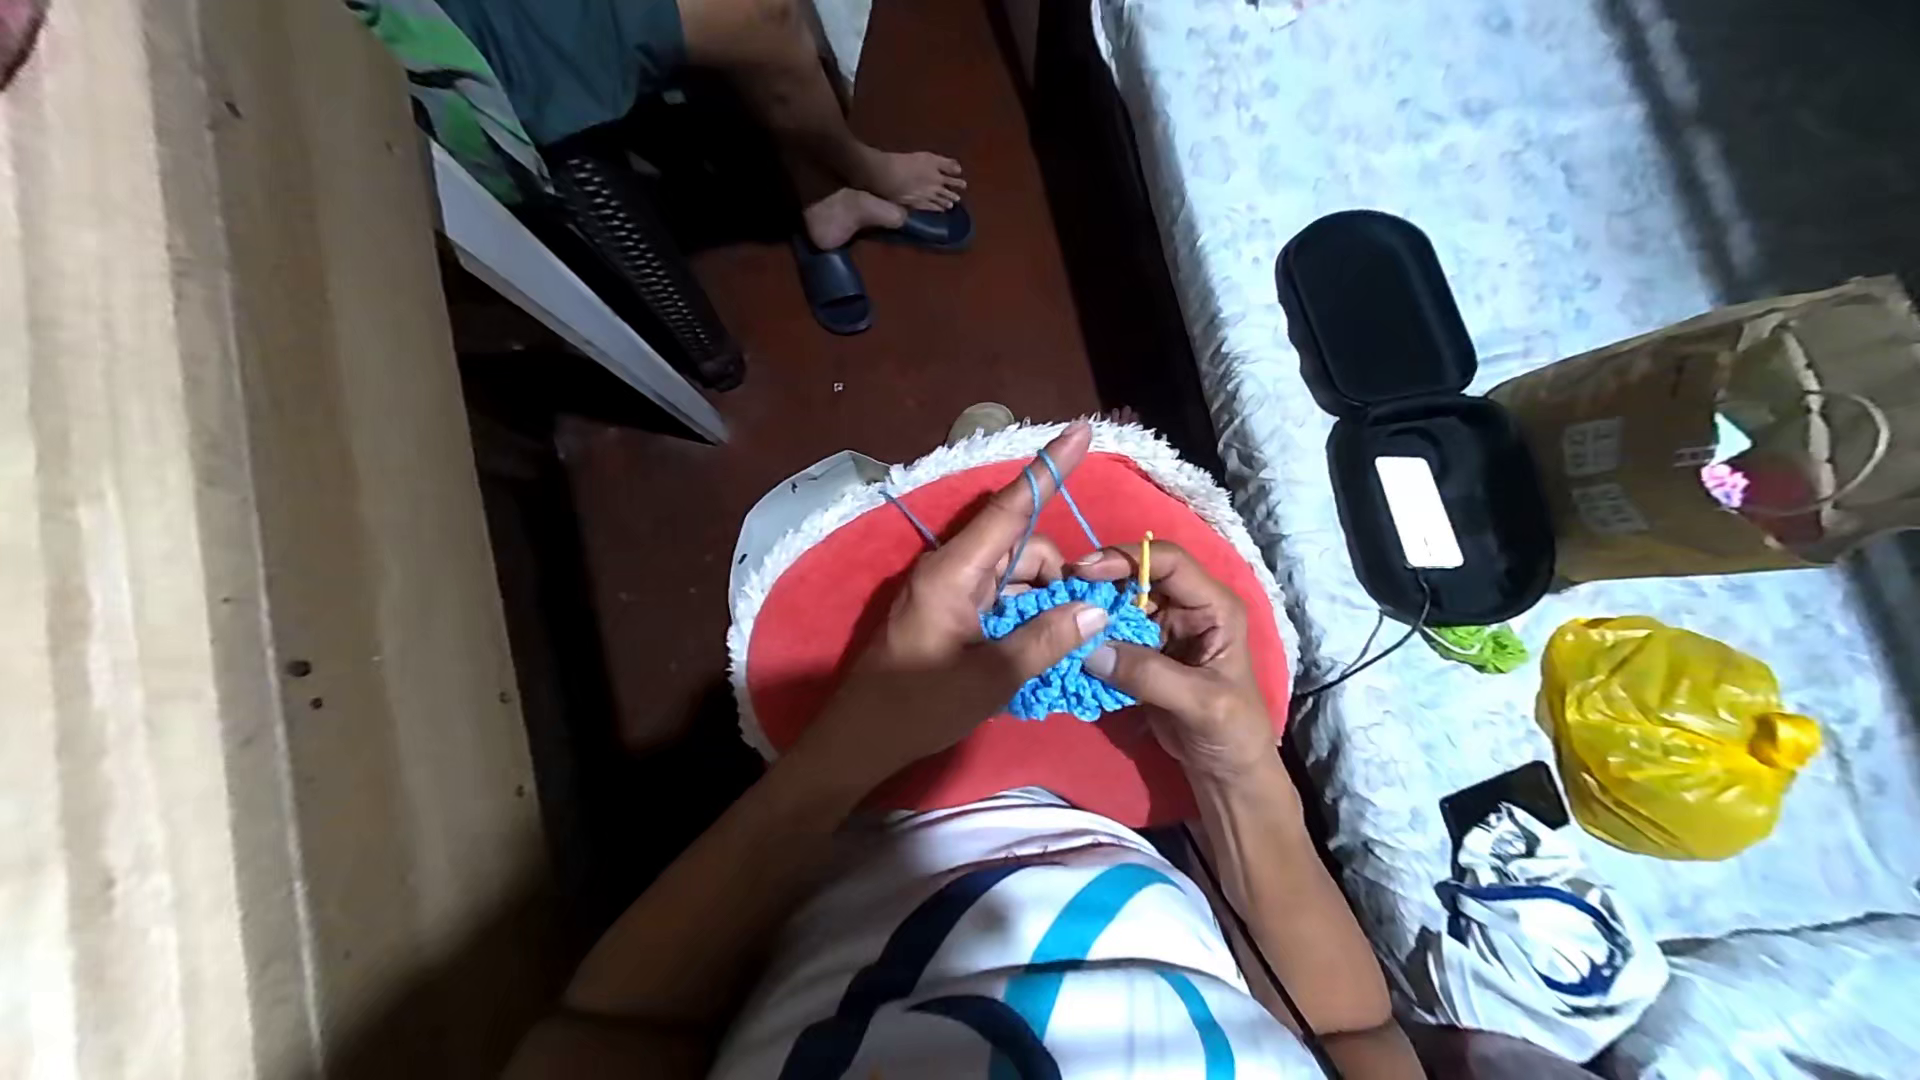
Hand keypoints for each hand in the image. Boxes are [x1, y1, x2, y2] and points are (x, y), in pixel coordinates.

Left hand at [793, 423, 1113, 790]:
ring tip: (1053, 643)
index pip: (1011, 507)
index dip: (1048, 468)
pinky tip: (1035, 645)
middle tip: (1076, 620)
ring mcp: (947, 588)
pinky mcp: (946, 610)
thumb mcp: (991, 677)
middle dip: (1055, 573)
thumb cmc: (919, 706)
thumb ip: (1046, 639)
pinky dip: (1021, 611)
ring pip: (1011, 572)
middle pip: (1020, 545)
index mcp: (955, 572)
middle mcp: (951, 568)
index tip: (1079, 431)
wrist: (860, 737)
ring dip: (1040, 597)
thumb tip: (1094, 608)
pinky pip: (996, 594)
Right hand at [1074, 540, 1276, 783]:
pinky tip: (1064, 639)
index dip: (1128, 559)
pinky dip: (1087, 633)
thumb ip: (1150, 674)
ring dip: (1088, 606)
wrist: (1225, 768)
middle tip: (1059, 590)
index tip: (1085, 570)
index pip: (1169, 562)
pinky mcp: (1139, 650)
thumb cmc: (1231, 731)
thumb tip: (1091, 650)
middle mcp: (1185, 606)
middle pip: (1136, 576)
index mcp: (1213, 606)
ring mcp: (1160, 627)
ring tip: (1056, 614)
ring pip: (1117, 601)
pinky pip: (1108, 631)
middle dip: (1098, 579)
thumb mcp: (1201, 703)